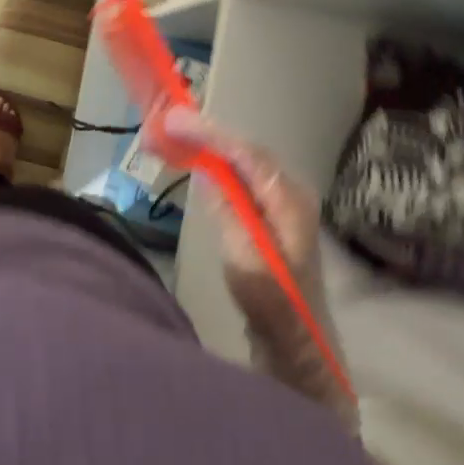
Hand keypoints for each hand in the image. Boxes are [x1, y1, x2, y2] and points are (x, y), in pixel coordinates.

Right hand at [160, 106, 325, 325]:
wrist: (297, 344)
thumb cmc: (273, 306)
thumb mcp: (246, 261)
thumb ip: (230, 212)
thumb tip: (208, 171)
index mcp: (290, 200)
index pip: (248, 154)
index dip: (211, 133)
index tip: (174, 120)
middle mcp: (291, 193)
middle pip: (246, 150)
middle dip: (207, 133)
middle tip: (166, 122)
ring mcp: (282, 204)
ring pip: (243, 161)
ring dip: (209, 145)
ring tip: (173, 134)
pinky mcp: (270, 216)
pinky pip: (241, 176)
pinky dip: (216, 164)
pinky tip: (196, 161)